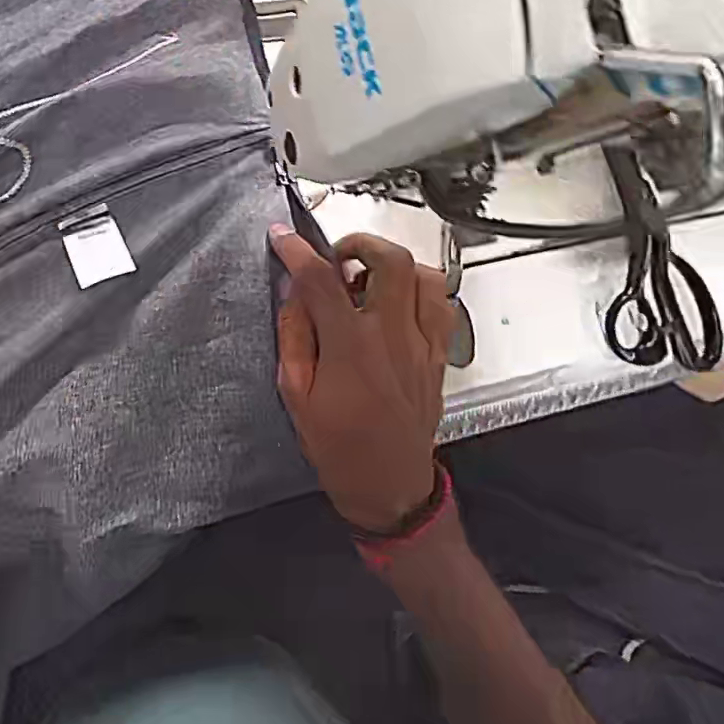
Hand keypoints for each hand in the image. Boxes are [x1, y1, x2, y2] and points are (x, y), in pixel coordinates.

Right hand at [269, 225, 456, 532]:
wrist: (389, 486)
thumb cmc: (337, 446)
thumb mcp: (295, 394)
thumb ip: (293, 336)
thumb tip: (293, 294)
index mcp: (350, 348)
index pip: (322, 280)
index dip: (297, 250)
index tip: (282, 237)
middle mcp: (392, 337)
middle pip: (388, 260)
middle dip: (356, 243)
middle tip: (335, 257)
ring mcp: (422, 344)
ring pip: (423, 275)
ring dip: (391, 262)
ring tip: (366, 276)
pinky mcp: (438, 354)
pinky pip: (441, 303)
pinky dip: (419, 288)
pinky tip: (397, 299)